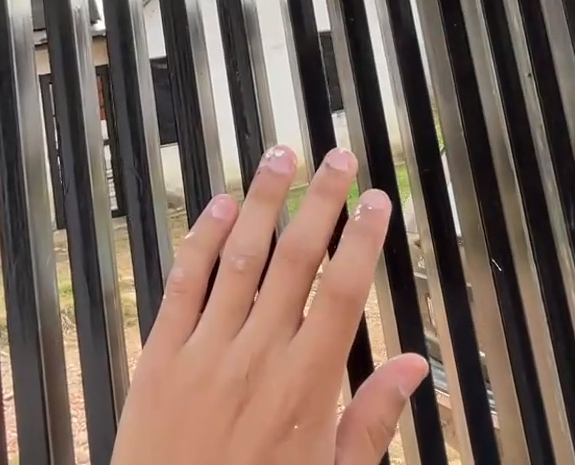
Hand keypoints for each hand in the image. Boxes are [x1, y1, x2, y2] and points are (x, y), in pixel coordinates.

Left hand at [110, 145, 429, 464]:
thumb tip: (412, 365)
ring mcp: (205, 349)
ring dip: (263, 200)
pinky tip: (218, 205)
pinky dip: (202, 238)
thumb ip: (372, 420)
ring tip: (281, 156)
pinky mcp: (161, 354)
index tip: (376, 201)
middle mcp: (257, 355)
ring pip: (240, 255)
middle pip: (296, 257)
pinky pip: (184, 282)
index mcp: (305, 385)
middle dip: (321, 200)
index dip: (363, 239)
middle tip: (338, 158)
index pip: (343, 291)